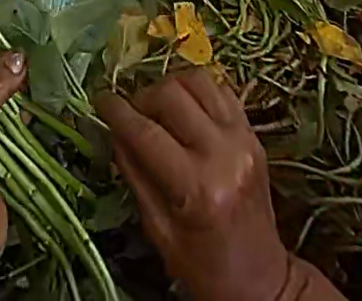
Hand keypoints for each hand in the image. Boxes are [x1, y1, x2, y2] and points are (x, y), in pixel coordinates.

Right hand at [99, 69, 342, 300]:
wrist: (263, 281)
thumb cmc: (205, 267)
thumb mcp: (159, 230)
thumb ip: (134, 174)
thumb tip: (112, 130)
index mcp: (197, 188)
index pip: (146, 132)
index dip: (116, 111)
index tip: (99, 100)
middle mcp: (223, 153)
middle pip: (170, 94)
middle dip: (142, 97)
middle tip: (131, 114)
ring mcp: (243, 138)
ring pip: (196, 80)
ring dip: (169, 87)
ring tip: (158, 108)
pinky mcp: (253, 133)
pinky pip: (221, 89)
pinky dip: (197, 89)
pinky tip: (185, 107)